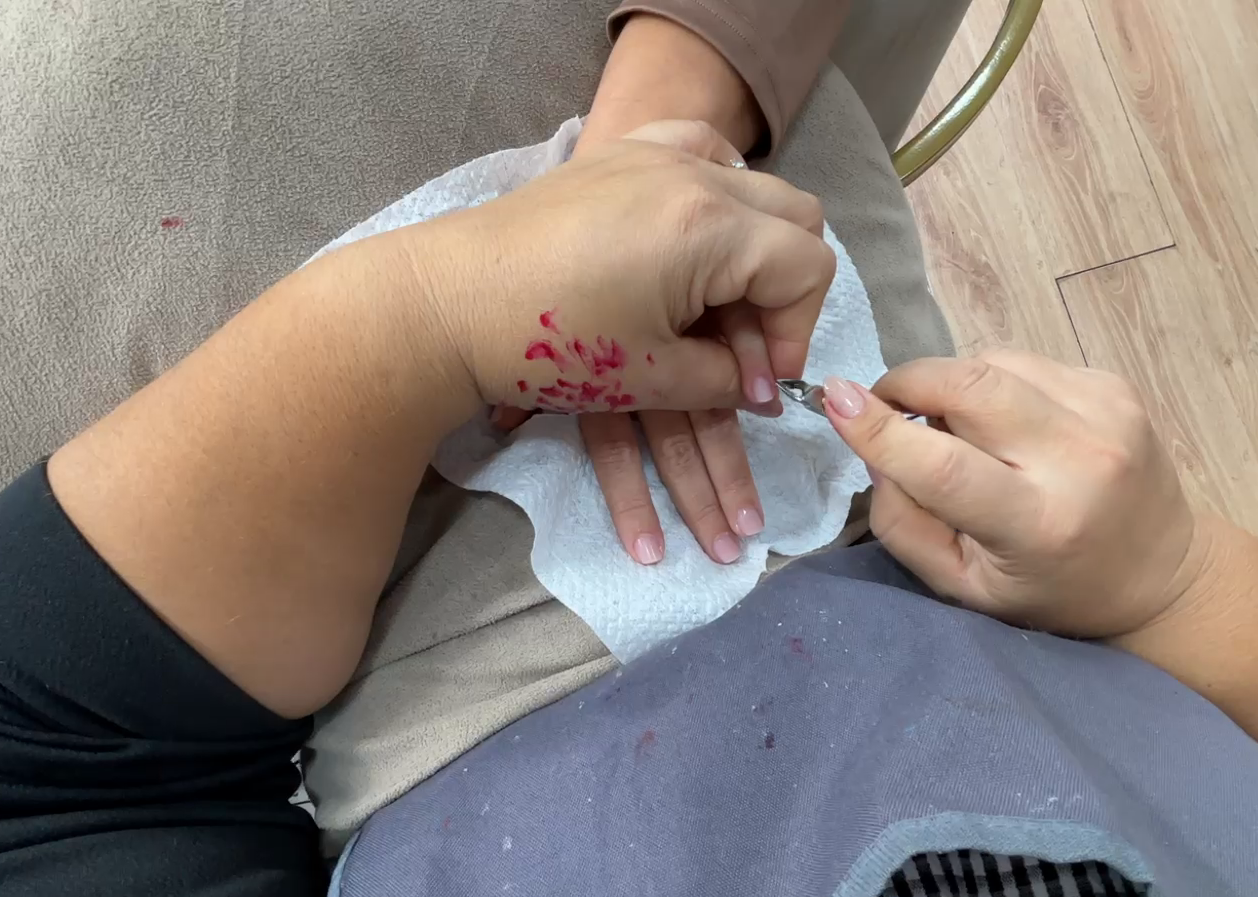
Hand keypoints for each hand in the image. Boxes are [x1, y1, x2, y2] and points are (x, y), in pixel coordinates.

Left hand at [568, 21, 778, 564]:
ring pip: (755, 183)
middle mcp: (697, 171)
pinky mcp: (621, 153)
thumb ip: (727, 380)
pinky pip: (702, 152)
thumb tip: (762, 384)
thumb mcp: (652, 378)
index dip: (797, 334)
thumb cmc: (550, 344)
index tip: (761, 382)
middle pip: (797, 218)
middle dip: (785, 291)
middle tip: (746, 348)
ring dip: (756, 245)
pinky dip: (717, 196)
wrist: (449, 300)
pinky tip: (690, 240)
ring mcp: (656, 151)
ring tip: (719, 301)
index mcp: (711, 228)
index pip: (808, 268)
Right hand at [821, 351, 1208, 639]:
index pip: (941, 463)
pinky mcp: (1115, 385)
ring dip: (947, 385)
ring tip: (952, 428)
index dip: (878, 427)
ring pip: (989, 362)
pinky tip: (999, 422)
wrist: (1158, 573)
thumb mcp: (959, 584)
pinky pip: (1020, 362)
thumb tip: (875, 450)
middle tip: (883, 406)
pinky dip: (988, 383)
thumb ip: (903, 523)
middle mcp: (1080, 459)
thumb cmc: (1045, 591)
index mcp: (1038, 524)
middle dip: (905, 383)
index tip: (832, 398)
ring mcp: (1106, 411)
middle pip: (968, 384)